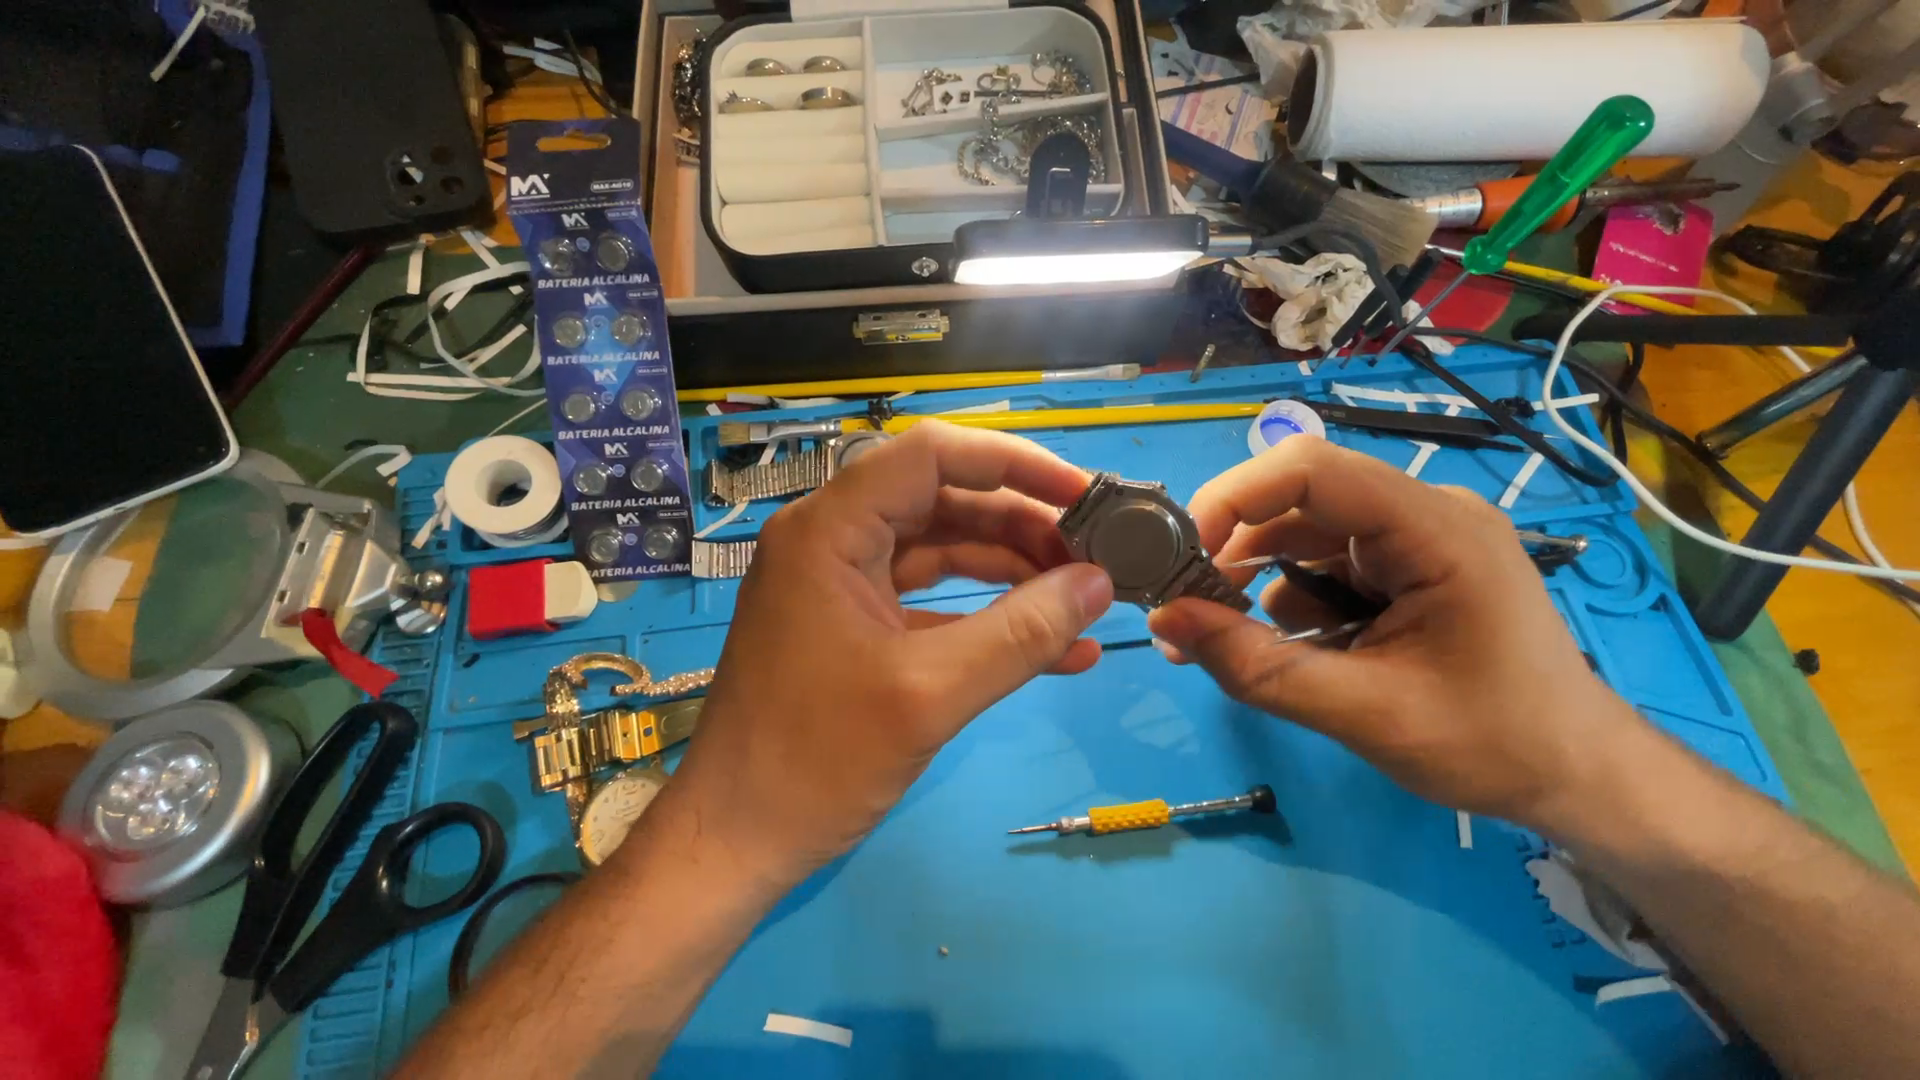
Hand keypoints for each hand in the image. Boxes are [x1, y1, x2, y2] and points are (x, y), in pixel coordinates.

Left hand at [658, 422, 1114, 882]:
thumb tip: (1098, 583)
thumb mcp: (930, 694)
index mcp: (830, 530)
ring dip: (1013, 574)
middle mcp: (832, 541)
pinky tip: (1057, 650)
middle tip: (1093, 558)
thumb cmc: (815, 761)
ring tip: (1084, 601)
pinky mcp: (855, 630)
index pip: (931, 455)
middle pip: (943, 501)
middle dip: (1022, 527)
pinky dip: (987, 620)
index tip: (1081, 494)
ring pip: (942, 552)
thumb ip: (1021, 633)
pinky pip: (931, 605)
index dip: (1014, 464)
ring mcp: (842, 586)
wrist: (734, 841)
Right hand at [1146, 437, 1639, 832]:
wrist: (1580, 778)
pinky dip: (1290, 604)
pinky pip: (1324, 567)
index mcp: (1434, 529)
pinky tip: (1286, 651)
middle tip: (1186, 610)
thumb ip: (1258, 667)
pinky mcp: (1405, 571)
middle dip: (1234, 552)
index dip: (1233, 498)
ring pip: (1303, 537)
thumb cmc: (1493, 744)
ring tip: (1227, 644)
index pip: (1311, 470)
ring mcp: (1415, 542)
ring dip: (1257, 585)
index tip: (1180, 556)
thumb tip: (1164, 622)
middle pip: (1298, 502)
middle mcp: (1423, 516)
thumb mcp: (1365, 714)